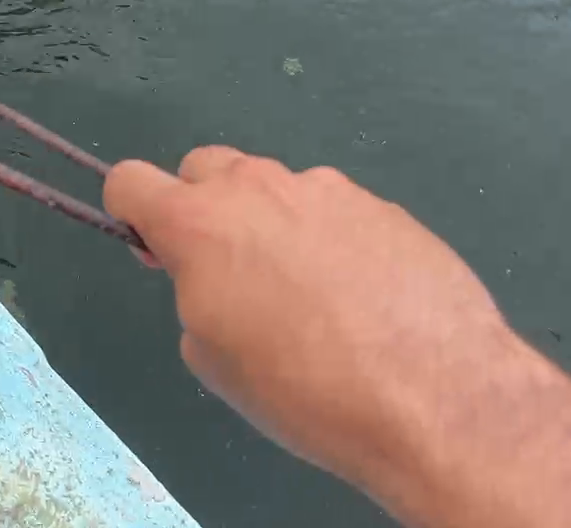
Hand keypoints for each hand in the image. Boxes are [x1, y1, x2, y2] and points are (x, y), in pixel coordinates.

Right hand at [107, 148, 570, 527]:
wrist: (442, 404)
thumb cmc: (301, 388)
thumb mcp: (209, 355)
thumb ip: (190, 290)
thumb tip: (208, 273)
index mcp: (194, 221)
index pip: (128, 178)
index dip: (131, 210)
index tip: (157, 249)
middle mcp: (251, 186)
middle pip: (200, 166)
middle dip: (201, 203)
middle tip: (231, 266)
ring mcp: (320, 188)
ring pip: (269, 186)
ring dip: (268, 219)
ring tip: (311, 288)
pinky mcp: (380, 204)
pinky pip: (330, 207)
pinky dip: (328, 235)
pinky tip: (363, 292)